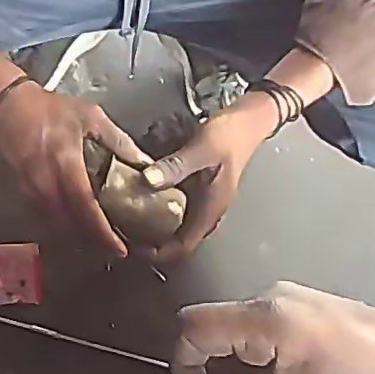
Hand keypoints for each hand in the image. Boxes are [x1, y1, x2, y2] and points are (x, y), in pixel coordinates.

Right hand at [0, 79, 151, 256]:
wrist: (8, 106)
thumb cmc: (51, 109)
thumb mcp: (91, 117)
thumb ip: (118, 142)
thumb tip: (145, 163)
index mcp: (66, 163)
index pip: (85, 207)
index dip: (102, 232)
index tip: (119, 247)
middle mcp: (47, 183)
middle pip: (72, 225)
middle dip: (95, 242)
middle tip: (116, 249)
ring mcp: (32, 190)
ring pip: (58, 226)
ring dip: (80, 238)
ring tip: (101, 242)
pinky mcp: (24, 193)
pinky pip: (47, 219)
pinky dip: (65, 227)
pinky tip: (79, 227)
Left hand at [139, 95, 280, 262]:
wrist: (249, 120)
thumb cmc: (229, 136)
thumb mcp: (201, 149)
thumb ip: (175, 166)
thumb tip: (147, 181)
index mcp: (210, 210)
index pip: (183, 247)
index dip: (158, 253)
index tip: (134, 247)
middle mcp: (208, 212)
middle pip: (178, 241)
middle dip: (152, 242)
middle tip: (125, 232)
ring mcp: (205, 201)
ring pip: (177, 226)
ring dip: (154, 228)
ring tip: (129, 219)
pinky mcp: (200, 190)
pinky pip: (177, 209)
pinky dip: (159, 209)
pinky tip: (143, 197)